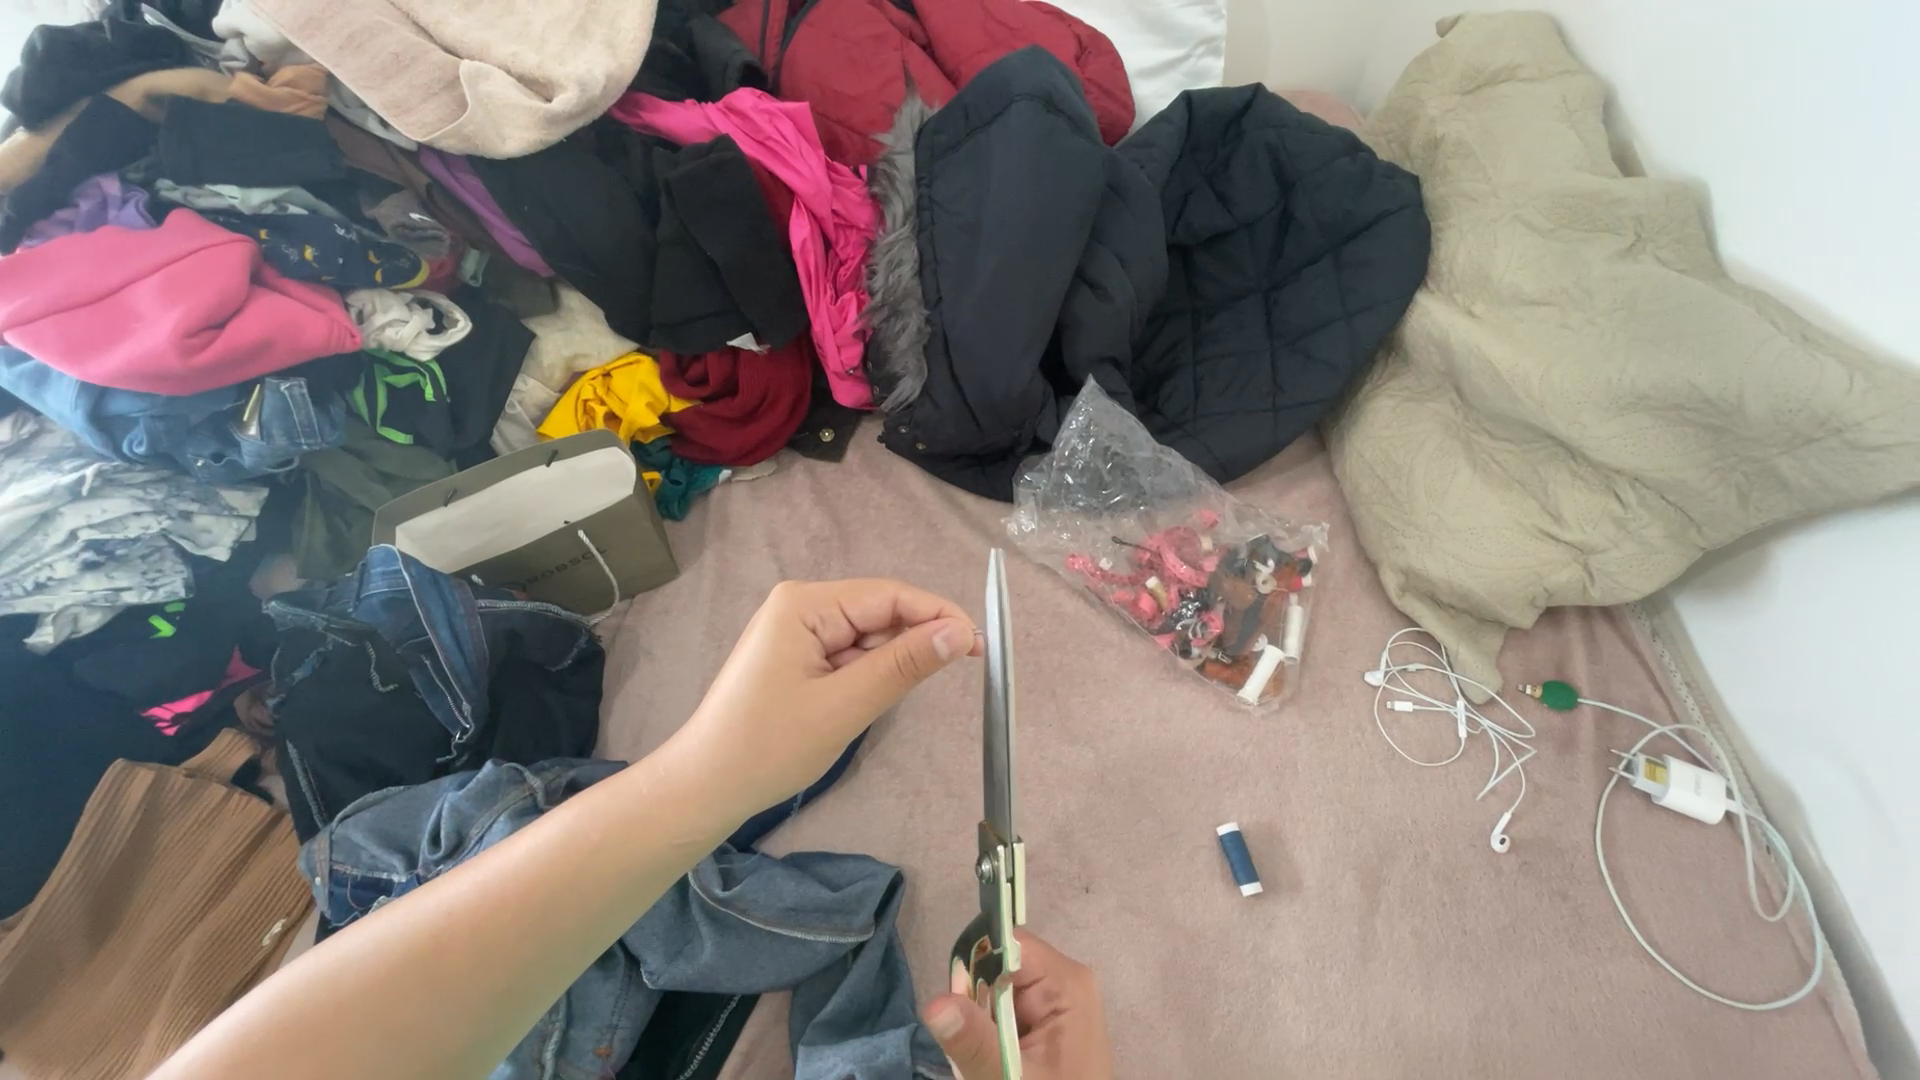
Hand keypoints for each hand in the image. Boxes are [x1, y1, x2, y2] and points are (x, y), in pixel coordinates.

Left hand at [666, 579, 980, 825]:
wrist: (704, 787)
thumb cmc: (769, 746)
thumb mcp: (845, 706)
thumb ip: (904, 664)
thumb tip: (958, 632)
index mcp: (805, 603)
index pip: (889, 595)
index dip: (938, 615)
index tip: (978, 645)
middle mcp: (800, 604)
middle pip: (878, 611)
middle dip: (912, 641)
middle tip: (949, 673)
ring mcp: (794, 629)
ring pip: (866, 635)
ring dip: (887, 662)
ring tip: (874, 703)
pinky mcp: (794, 654)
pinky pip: (847, 653)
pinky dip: (865, 674)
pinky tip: (860, 700)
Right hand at [923, 930, 1113, 1079]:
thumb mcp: (1012, 1079)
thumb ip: (976, 1042)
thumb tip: (933, 1002)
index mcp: (1065, 980)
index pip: (1008, 943)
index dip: (975, 965)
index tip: (956, 1003)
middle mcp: (1064, 979)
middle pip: (1000, 965)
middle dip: (977, 1001)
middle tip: (974, 1045)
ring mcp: (1058, 999)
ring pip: (999, 990)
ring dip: (983, 1022)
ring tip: (990, 1059)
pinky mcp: (1050, 1020)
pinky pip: (1009, 1010)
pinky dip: (993, 1033)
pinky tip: (999, 1060)